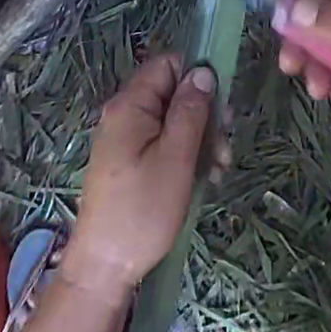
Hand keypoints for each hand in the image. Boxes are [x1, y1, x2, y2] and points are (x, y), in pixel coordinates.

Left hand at [61, 54, 214, 300]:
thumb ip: (191, 109)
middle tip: (224, 146)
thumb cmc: (143, 209)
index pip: (168, 64)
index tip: (222, 105)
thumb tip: (203, 71)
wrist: (106, 267)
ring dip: (202, 140)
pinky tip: (206, 179)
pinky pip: (165, 144)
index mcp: (130, 105)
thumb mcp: (176, 156)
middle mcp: (124, 115)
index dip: (198, 77)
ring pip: (175, 121)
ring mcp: (126, 140)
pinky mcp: (131, 163)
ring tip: (219, 170)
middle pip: (174, 93)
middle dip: (206, 115)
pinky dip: (188, 156)